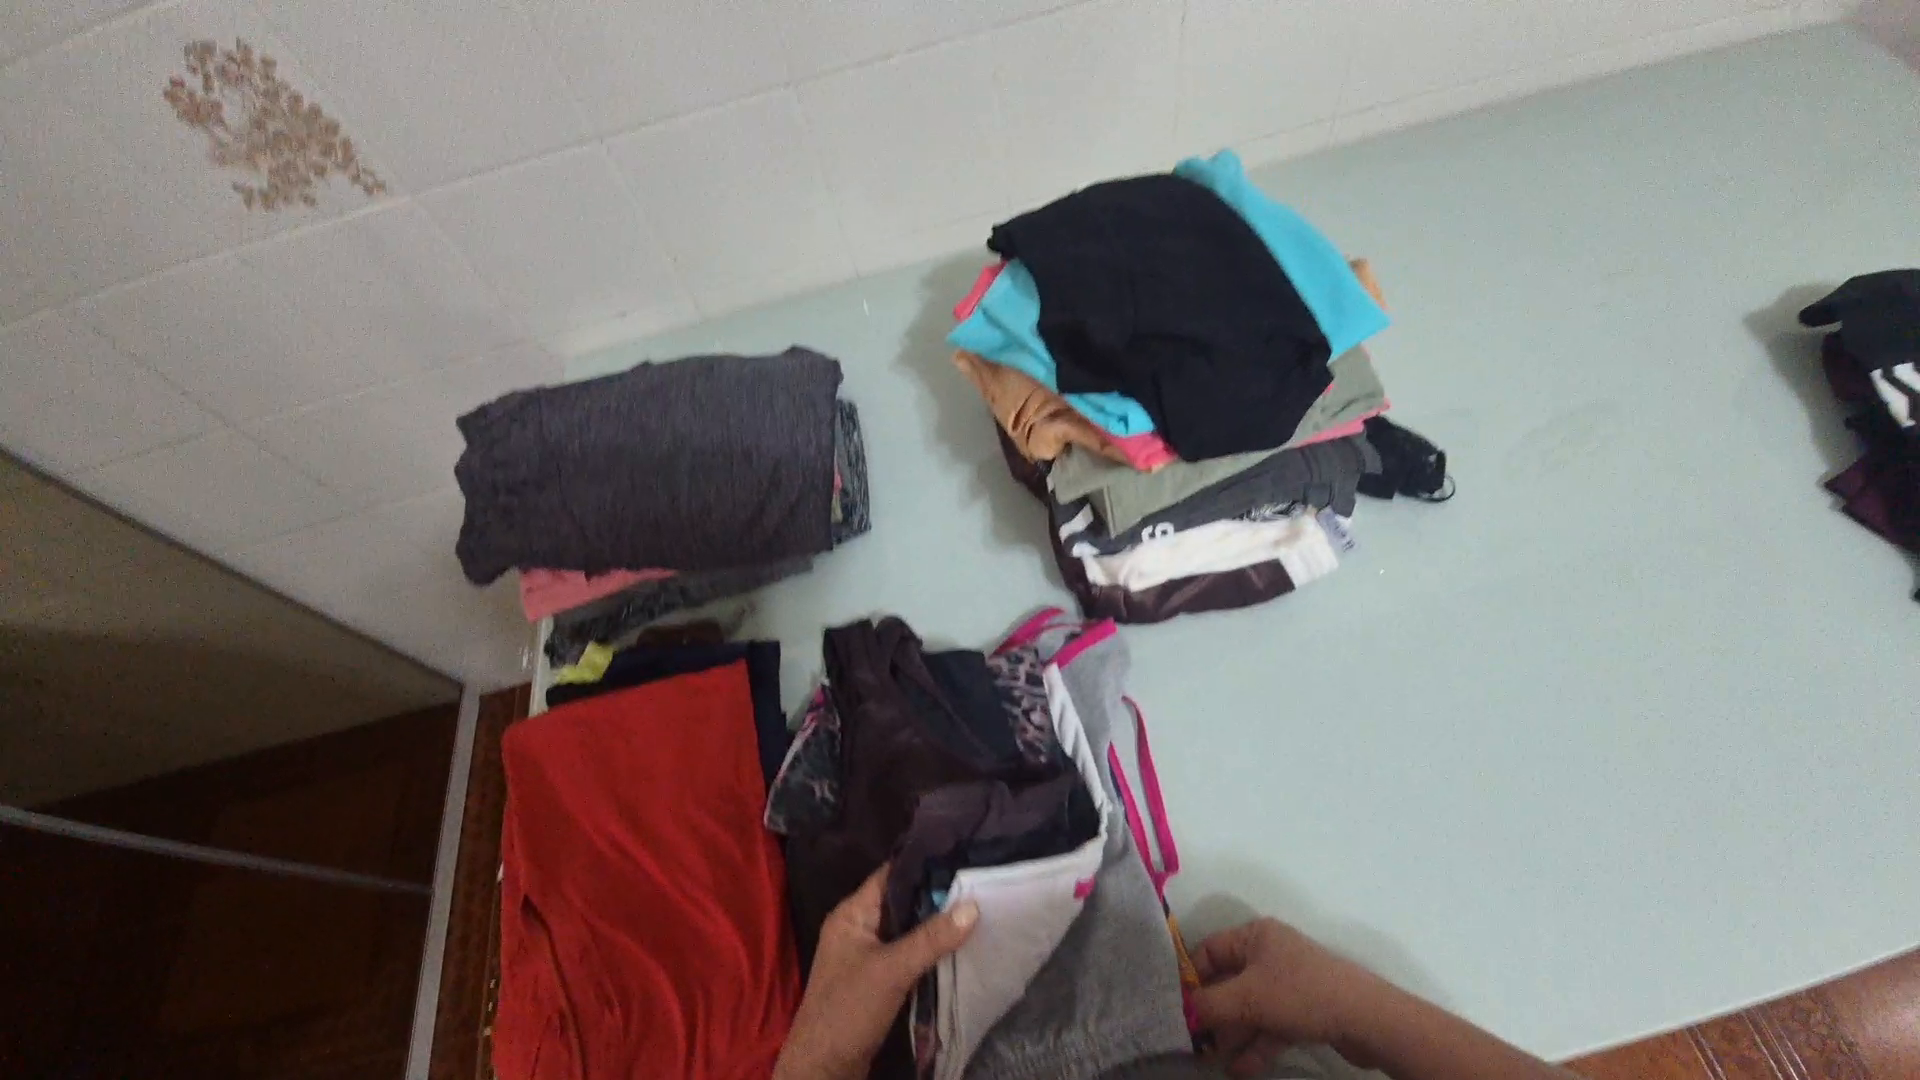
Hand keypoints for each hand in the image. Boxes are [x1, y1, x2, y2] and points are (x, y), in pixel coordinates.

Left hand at [772, 867, 978, 1079]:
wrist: (823, 1073)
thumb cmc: (848, 1011)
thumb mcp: (891, 971)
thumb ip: (931, 939)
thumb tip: (974, 906)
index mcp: (852, 913)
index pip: (891, 874)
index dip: (924, 863)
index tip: (962, 854)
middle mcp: (859, 927)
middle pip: (902, 901)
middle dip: (936, 896)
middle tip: (978, 882)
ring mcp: (867, 954)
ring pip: (907, 929)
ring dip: (935, 924)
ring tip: (976, 908)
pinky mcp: (877, 980)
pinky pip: (908, 953)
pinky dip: (929, 950)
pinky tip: (957, 945)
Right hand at [1191, 917, 1393, 1077]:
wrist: (1368, 1020)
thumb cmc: (1301, 993)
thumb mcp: (1249, 998)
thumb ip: (1211, 1004)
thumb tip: (1185, 1012)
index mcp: (1254, 936)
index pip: (1210, 950)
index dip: (1192, 977)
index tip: (1177, 1006)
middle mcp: (1268, 954)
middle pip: (1229, 982)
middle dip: (1213, 1014)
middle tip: (1194, 1041)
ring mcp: (1287, 984)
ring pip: (1249, 1008)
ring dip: (1233, 1035)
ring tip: (1215, 1062)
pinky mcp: (1303, 1011)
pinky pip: (1270, 1025)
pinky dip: (1256, 1045)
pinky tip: (1240, 1070)